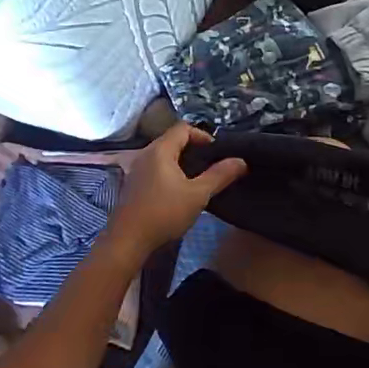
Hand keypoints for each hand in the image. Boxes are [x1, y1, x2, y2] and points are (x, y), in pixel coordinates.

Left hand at [106, 123, 246, 257]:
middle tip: (212, 166)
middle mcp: (146, 153)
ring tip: (199, 179)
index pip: (183, 128)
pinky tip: (179, 191)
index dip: (202, 135)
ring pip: (164, 155)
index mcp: (160, 149)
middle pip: (172, 140)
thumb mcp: (197, 195)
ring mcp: (137, 168)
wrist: (128, 239)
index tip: (217, 152)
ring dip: (182, 162)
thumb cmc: (164, 212)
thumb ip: (219, 176)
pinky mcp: (134, 183)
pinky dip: (170, 172)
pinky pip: (155, 168)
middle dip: (194, 149)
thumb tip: (241, 161)